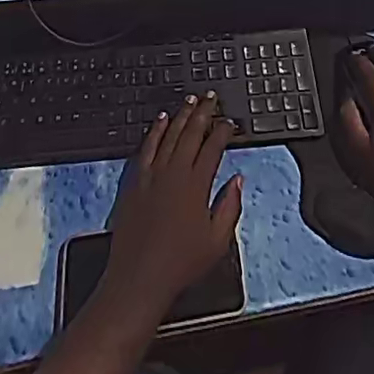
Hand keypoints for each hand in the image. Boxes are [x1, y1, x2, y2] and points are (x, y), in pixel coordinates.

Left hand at [101, 93, 243, 314]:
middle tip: (211, 98)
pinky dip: (156, 130)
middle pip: (191, 133)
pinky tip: (162, 120)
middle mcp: (174, 173)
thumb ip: (230, 206)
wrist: (140, 275)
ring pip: (170, 134)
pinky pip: (147, 146)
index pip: (213, 148)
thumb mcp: (217, 241)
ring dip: (182, 115)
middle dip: (203, 112)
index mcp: (196, 186)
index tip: (230, 122)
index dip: (223, 131)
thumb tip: (237, 181)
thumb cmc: (180, 263)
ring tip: (190, 100)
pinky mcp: (136, 179)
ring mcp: (153, 174)